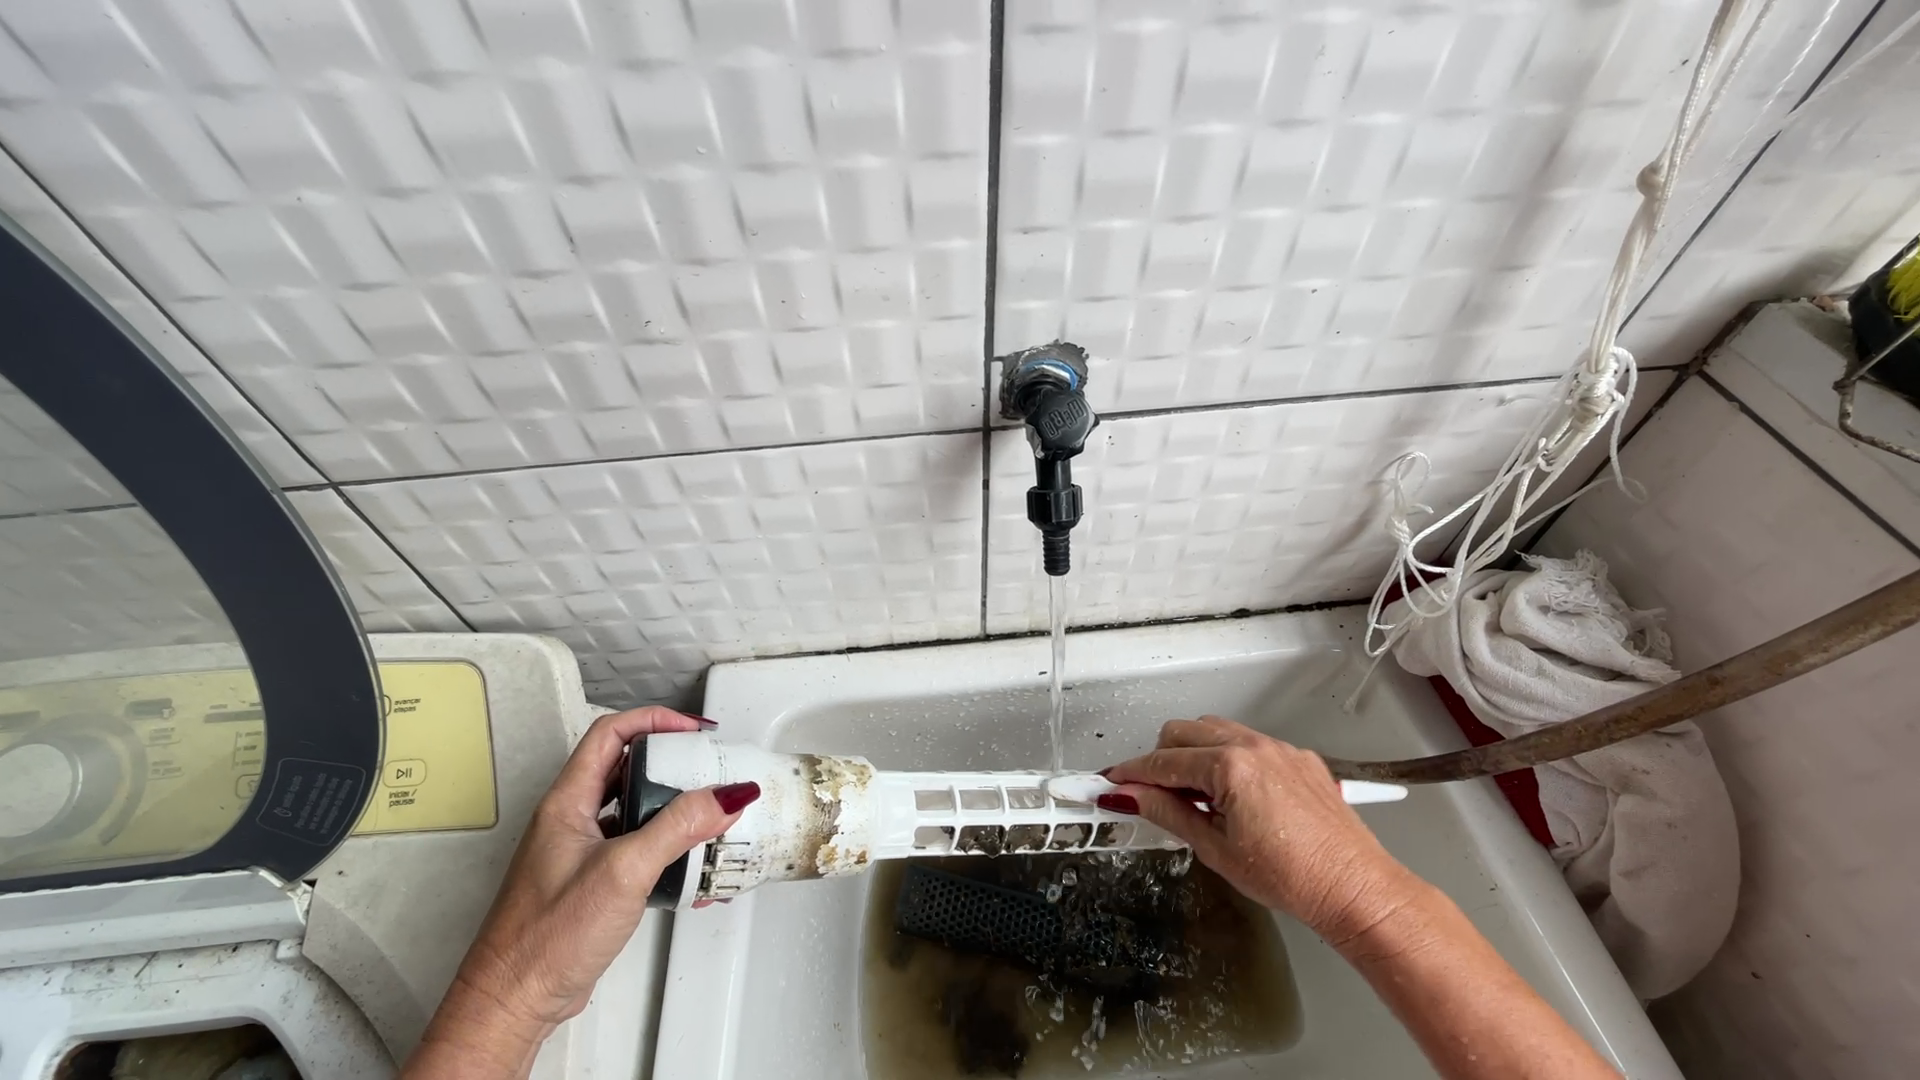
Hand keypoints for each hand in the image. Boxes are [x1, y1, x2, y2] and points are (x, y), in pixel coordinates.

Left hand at [403, 708, 759, 1077]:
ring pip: (635, 809)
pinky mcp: (593, 882)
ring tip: (710, 815)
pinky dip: (669, 849)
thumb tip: (728, 794)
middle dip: (672, 762)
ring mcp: (582, 851)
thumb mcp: (625, 870)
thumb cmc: (546, 939)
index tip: (694, 729)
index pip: (611, 734)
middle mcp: (572, 820)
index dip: (654, 721)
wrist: (513, 1005)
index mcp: (568, 802)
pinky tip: (693, 870)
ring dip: (674, 808)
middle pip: (627, 767)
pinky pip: (638, 847)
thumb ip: (679, 827)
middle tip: (708, 768)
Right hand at [1102, 715, 1418, 943]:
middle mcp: (1253, 745)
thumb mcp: (1216, 850)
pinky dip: (1226, 758)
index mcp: (1230, 766)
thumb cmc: (1292, 878)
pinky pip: (1247, 742)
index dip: (1130, 774)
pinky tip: (1231, 796)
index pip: (1162, 762)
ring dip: (1192, 754)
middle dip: (1159, 759)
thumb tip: (1130, 796)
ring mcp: (1278, 748)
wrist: (1357, 890)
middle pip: (1182, 731)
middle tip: (1152, 796)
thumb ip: (1168, 813)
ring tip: (1194, 797)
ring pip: (1214, 730)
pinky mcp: (1298, 757)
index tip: (1109, 783)